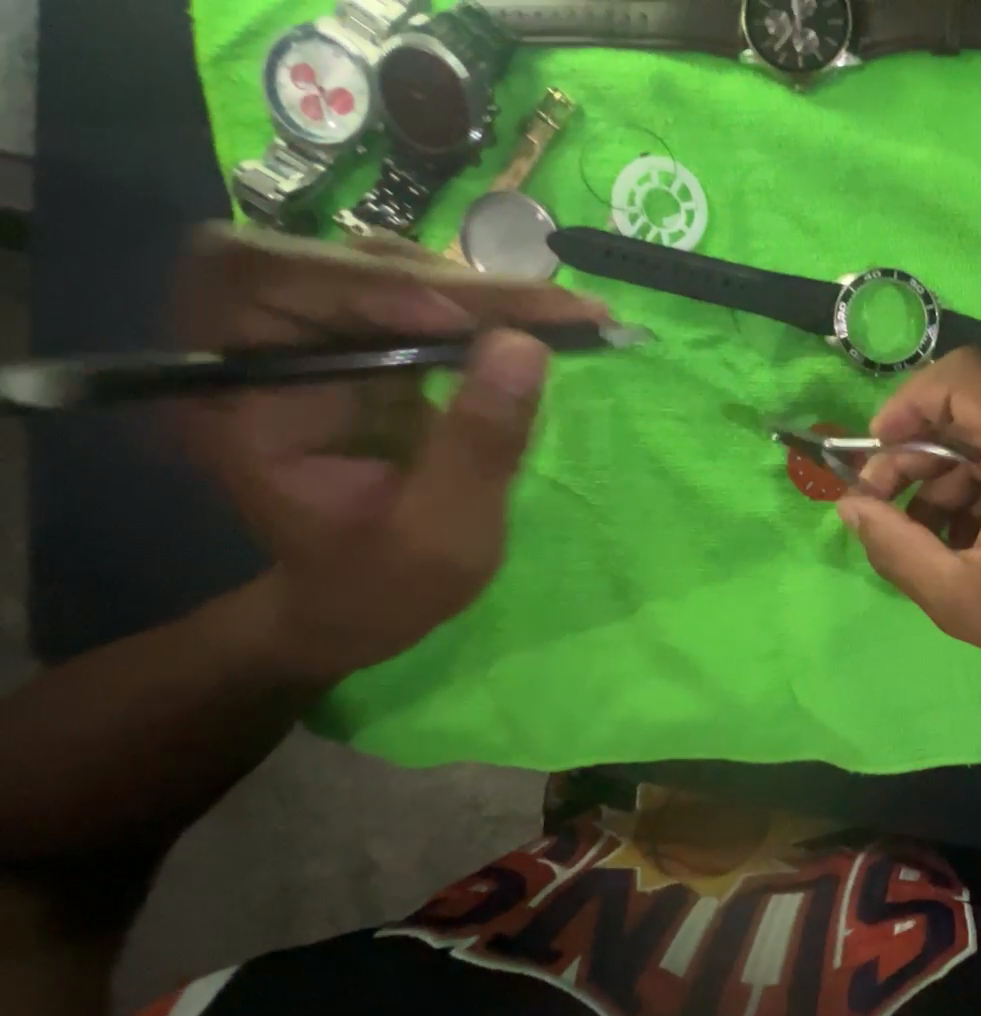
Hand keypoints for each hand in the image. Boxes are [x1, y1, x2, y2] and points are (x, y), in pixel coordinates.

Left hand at [173, 226, 605, 683]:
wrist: (361, 605)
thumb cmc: (384, 586)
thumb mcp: (441, 534)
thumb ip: (477, 443)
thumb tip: (527, 345)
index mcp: (236, 399)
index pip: (261, 286)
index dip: (362, 284)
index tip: (465, 318)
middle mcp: (259, 350)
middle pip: (331, 260)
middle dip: (445, 283)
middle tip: (554, 311)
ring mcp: (317, 343)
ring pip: (383, 268)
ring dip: (474, 290)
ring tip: (559, 319)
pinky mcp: (368, 347)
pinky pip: (420, 297)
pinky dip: (486, 307)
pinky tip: (540, 322)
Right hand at [835, 350, 980, 713]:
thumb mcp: (960, 598)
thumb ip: (895, 546)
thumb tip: (849, 505)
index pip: (964, 379)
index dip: (908, 403)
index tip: (875, 452)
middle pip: (968, 415)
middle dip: (914, 458)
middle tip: (880, 512)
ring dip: (942, 485)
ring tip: (923, 544)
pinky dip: (976, 495)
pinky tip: (962, 544)